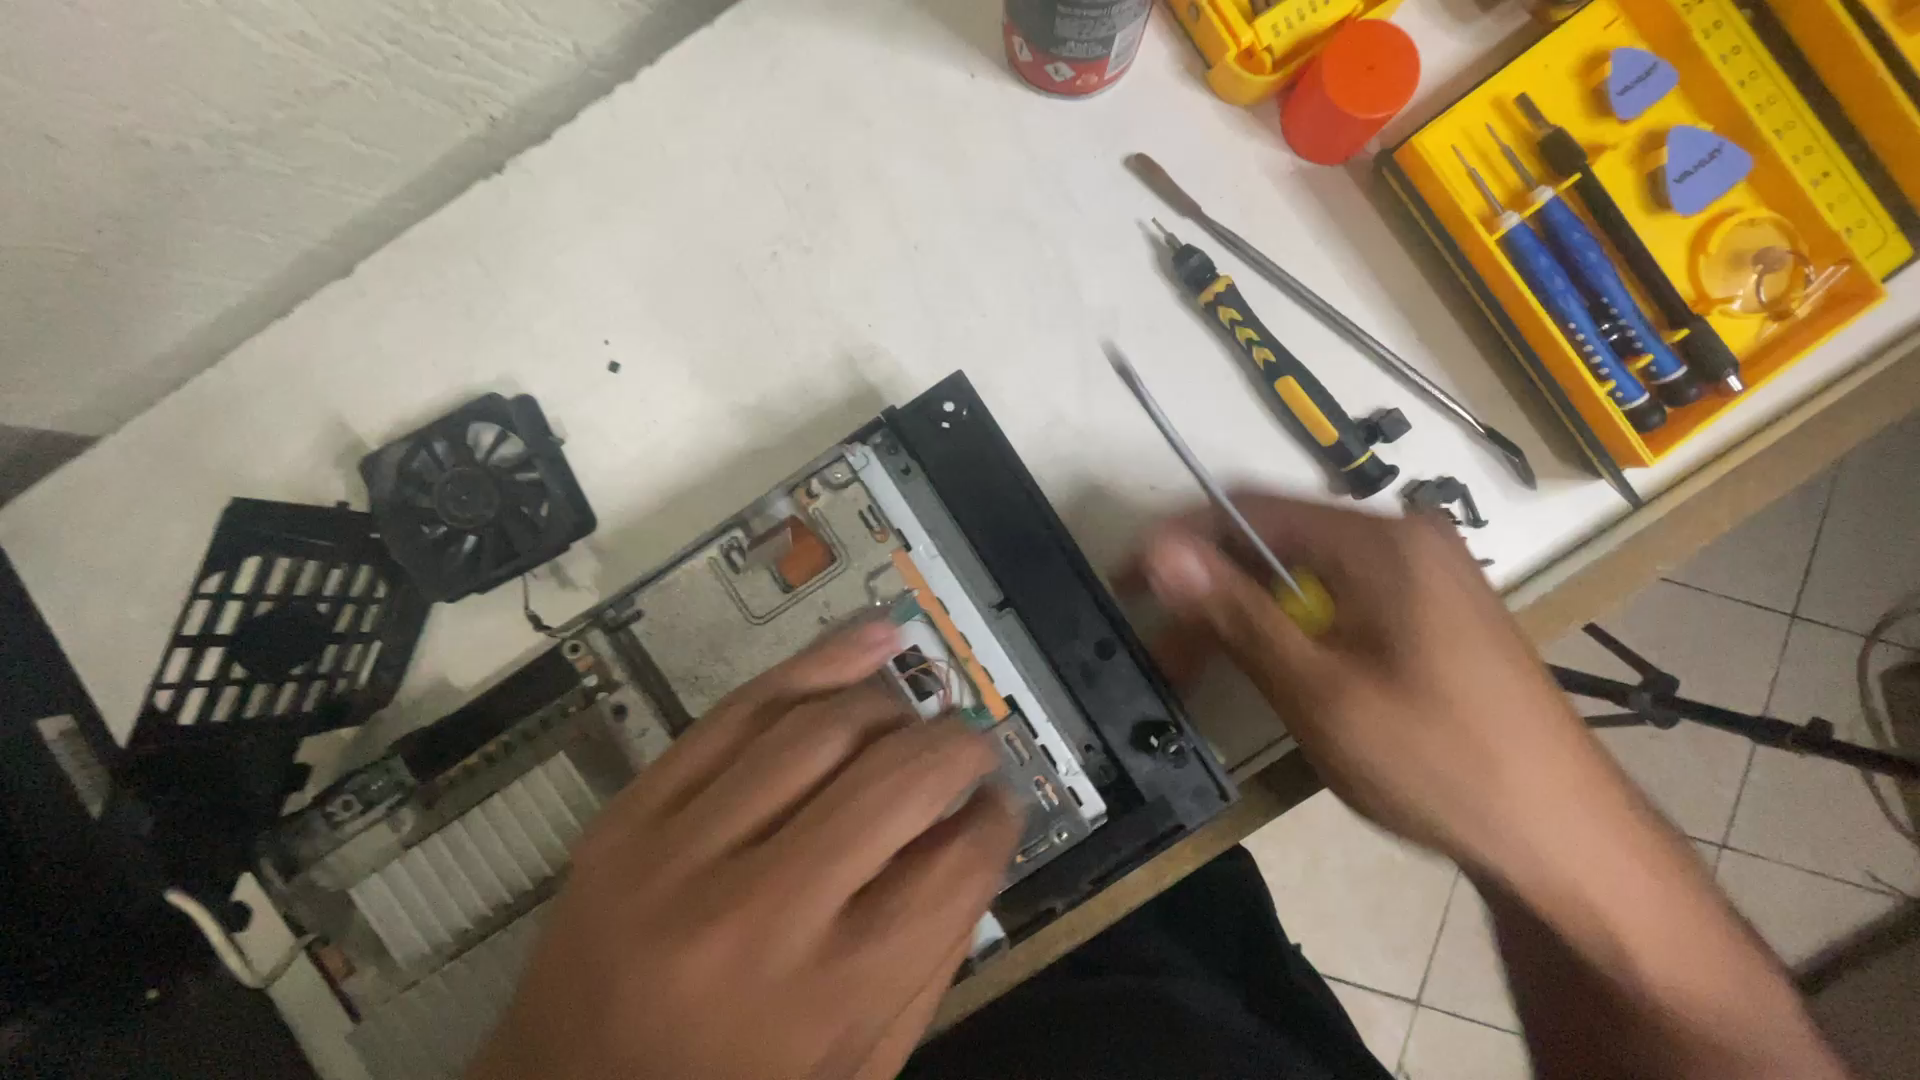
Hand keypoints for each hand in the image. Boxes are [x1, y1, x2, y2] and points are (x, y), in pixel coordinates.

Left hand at [467, 621, 1022, 1079]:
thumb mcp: (857, 1063)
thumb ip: (930, 952)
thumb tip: (975, 828)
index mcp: (828, 995)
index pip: (954, 867)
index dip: (994, 820)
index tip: (998, 805)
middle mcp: (757, 915)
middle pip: (895, 782)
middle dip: (958, 750)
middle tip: (974, 748)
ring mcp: (680, 852)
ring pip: (820, 728)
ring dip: (893, 706)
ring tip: (919, 713)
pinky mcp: (631, 812)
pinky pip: (739, 711)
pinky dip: (816, 665)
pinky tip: (871, 640)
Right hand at [1129, 494, 1610, 868]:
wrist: (1563, 840)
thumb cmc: (1435, 760)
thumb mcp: (1317, 689)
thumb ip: (1235, 613)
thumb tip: (1160, 550)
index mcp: (1381, 541)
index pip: (1250, 510)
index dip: (1178, 541)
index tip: (1126, 584)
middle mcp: (1403, 540)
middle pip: (1276, 543)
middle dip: (1210, 592)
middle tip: (1163, 650)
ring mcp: (1422, 576)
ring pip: (1303, 576)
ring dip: (1245, 618)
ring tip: (1201, 672)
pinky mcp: (1429, 613)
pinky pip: (1338, 601)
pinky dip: (1291, 631)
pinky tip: (1273, 672)